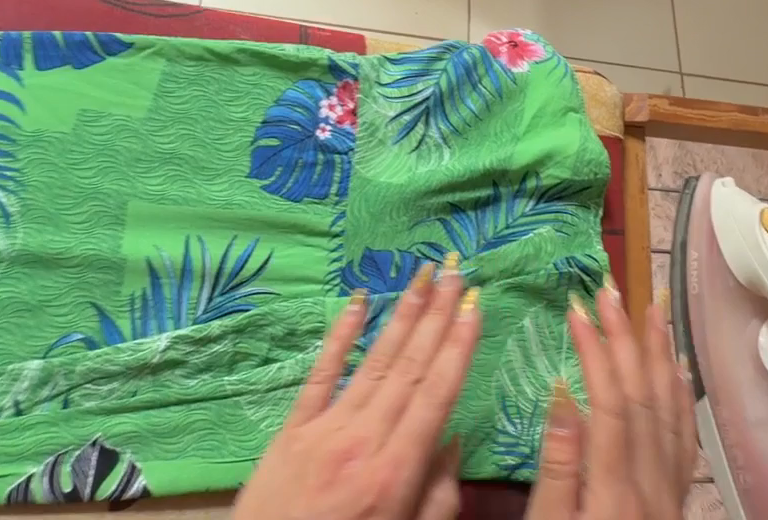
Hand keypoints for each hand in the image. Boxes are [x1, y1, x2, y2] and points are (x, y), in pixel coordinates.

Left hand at [234, 258, 481, 519]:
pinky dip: (341, 334)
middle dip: (437, 314)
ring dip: (403, 313)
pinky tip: (358, 300)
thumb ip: (437, 498)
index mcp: (395, 472)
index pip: (436, 394)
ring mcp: (326, 428)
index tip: (475, 305)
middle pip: (410, 365)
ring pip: (375, 360)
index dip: (458, 346)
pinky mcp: (293, 428)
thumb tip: (454, 439)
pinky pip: (322, 373)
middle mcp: (364, 439)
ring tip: (425, 274)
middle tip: (457, 270)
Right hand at [526, 283, 697, 519]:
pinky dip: (682, 398)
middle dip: (625, 337)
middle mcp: (650, 482)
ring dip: (661, 355)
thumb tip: (560, 395)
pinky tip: (679, 370)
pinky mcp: (677, 500)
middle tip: (610, 291)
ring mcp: (670, 490)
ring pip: (670, 411)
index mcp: (613, 489)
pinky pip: (687, 439)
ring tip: (653, 310)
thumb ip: (556, 469)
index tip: (577, 309)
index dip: (594, 350)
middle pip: (642, 397)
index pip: (608, 402)